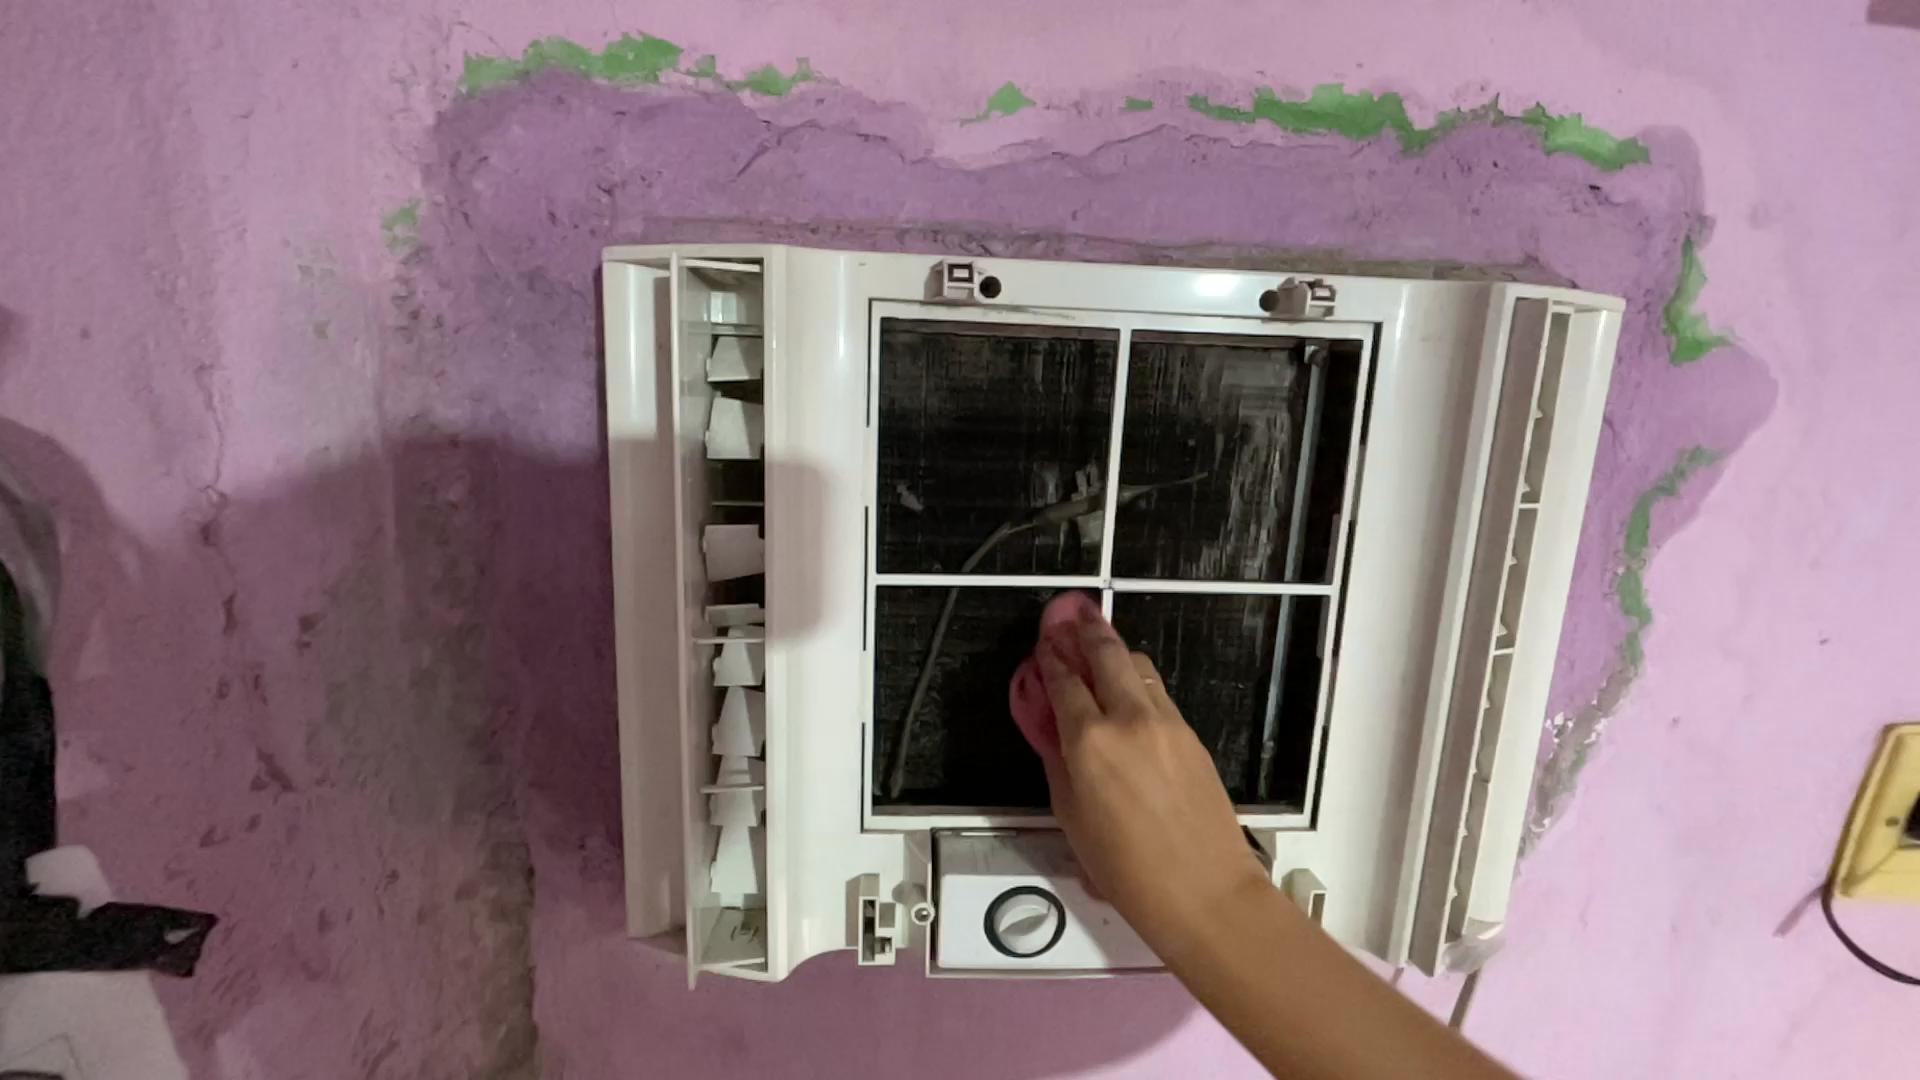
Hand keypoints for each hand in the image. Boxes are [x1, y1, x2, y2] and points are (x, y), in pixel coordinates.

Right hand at [1010, 593, 1270, 951]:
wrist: (1206, 891)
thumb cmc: (1128, 869)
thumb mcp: (1072, 815)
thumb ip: (1056, 759)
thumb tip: (1047, 724)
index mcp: (1090, 742)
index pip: (1063, 682)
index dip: (1049, 659)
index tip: (1042, 645)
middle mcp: (1128, 719)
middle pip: (1105, 653)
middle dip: (1085, 629)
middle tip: (1071, 614)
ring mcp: (1165, 722)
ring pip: (1137, 665)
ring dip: (1114, 649)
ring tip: (1099, 642)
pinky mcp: (1190, 733)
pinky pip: (1157, 690)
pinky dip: (1137, 678)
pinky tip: (1127, 685)